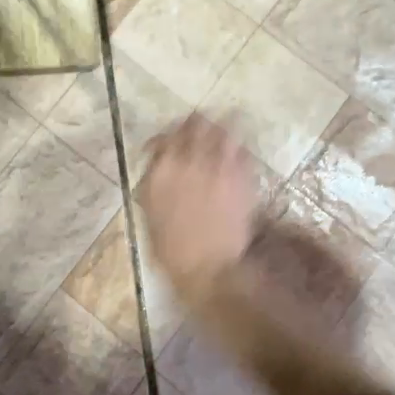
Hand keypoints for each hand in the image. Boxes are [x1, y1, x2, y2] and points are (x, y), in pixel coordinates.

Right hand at [139, 114, 361, 364]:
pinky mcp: (243, 179)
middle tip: (197, 125)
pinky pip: (242, 152)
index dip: (165, 138)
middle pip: (194, 126)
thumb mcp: (150, 214)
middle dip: (195, 124)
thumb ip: (155, 184)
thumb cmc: (172, 251)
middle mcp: (189, 162)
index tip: (165, 144)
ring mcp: (219, 168)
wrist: (210, 270)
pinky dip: (238, 148)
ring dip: (220, 127)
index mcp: (161, 171)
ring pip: (222, 132)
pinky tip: (238, 150)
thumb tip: (158, 170)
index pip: (163, 139)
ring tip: (223, 124)